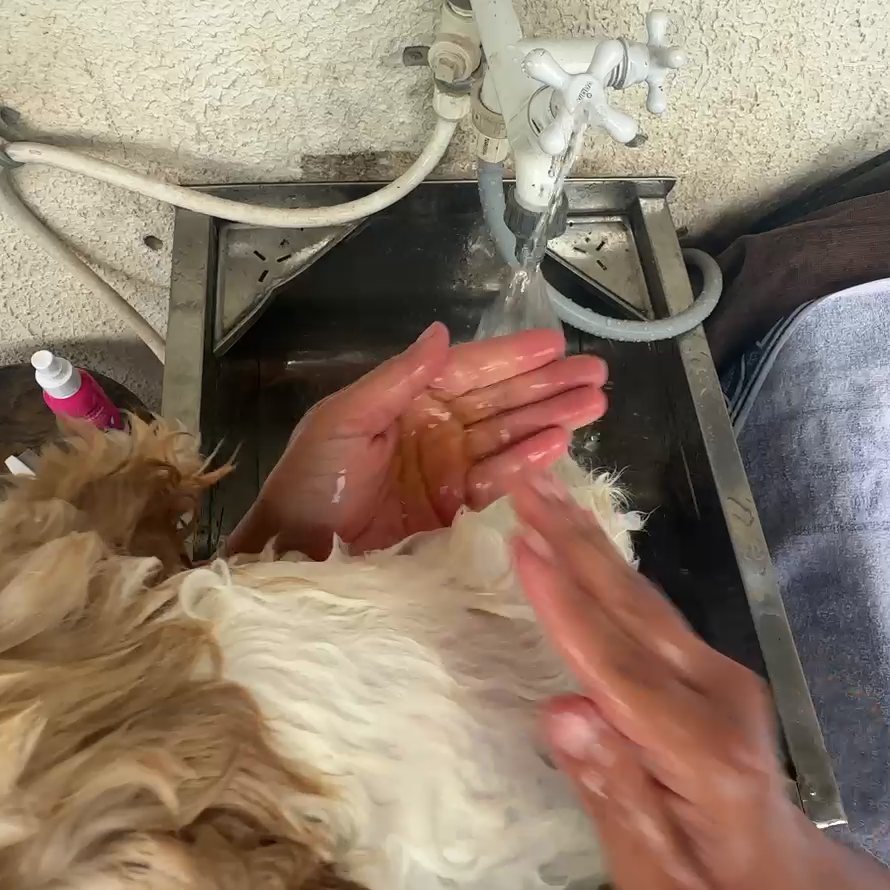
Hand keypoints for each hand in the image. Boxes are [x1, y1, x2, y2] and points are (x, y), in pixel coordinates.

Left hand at [226, 322, 607, 558]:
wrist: (294, 556)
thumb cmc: (312, 481)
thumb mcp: (343, 420)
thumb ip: (395, 379)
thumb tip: (441, 333)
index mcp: (407, 399)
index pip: (468, 370)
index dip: (511, 356)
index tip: (555, 344)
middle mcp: (436, 427)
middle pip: (500, 400)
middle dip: (547, 385)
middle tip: (595, 374)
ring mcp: (449, 469)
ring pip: (508, 436)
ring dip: (549, 420)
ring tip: (592, 405)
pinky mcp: (457, 509)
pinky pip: (499, 480)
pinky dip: (529, 463)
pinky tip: (559, 445)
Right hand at [509, 476, 889, 889]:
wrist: (779, 880)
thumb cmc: (706, 885)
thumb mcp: (658, 876)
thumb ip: (615, 794)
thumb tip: (560, 711)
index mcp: (708, 753)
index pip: (618, 667)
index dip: (564, 604)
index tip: (520, 544)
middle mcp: (720, 695)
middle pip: (633, 609)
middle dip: (574, 541)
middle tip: (526, 486)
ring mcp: (720, 673)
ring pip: (641, 597)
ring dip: (588, 540)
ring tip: (545, 493)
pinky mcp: (710, 665)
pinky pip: (649, 608)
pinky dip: (608, 566)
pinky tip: (583, 541)